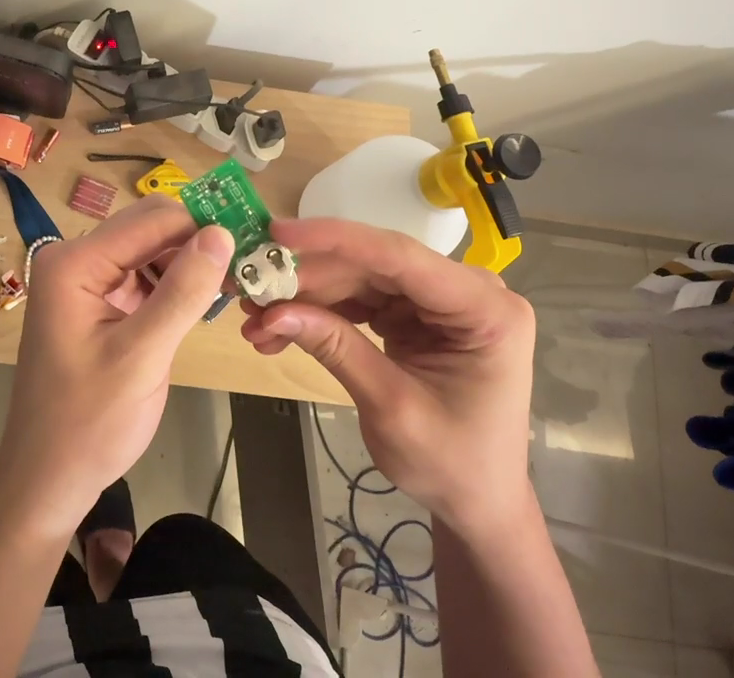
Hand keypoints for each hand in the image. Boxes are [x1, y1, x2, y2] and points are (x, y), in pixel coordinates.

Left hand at [0, 195, 234, 535]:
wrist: (48, 476)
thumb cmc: (89, 422)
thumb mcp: (142, 354)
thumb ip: (182, 292)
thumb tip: (221, 233)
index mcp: (74, 262)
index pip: (152, 220)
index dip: (203, 225)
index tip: (253, 241)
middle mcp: (74, 260)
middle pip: (149, 229)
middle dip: (197, 242)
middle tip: (247, 266)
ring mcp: (83, 282)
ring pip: (149, 251)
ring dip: (187, 263)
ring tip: (232, 286)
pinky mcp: (95, 304)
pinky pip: (141, 278)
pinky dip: (172, 286)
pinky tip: (199, 303)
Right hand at [241, 218, 535, 528]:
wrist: (477, 500)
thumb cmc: (452, 464)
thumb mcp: (392, 408)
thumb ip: (337, 350)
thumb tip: (273, 312)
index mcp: (485, 309)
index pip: (400, 257)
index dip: (336, 240)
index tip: (277, 233)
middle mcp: (467, 292)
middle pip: (373, 266)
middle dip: (307, 277)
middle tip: (248, 287)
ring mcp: (439, 302)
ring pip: (359, 279)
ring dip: (306, 296)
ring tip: (253, 317)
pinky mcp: (416, 314)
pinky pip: (360, 300)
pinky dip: (319, 313)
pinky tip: (278, 328)